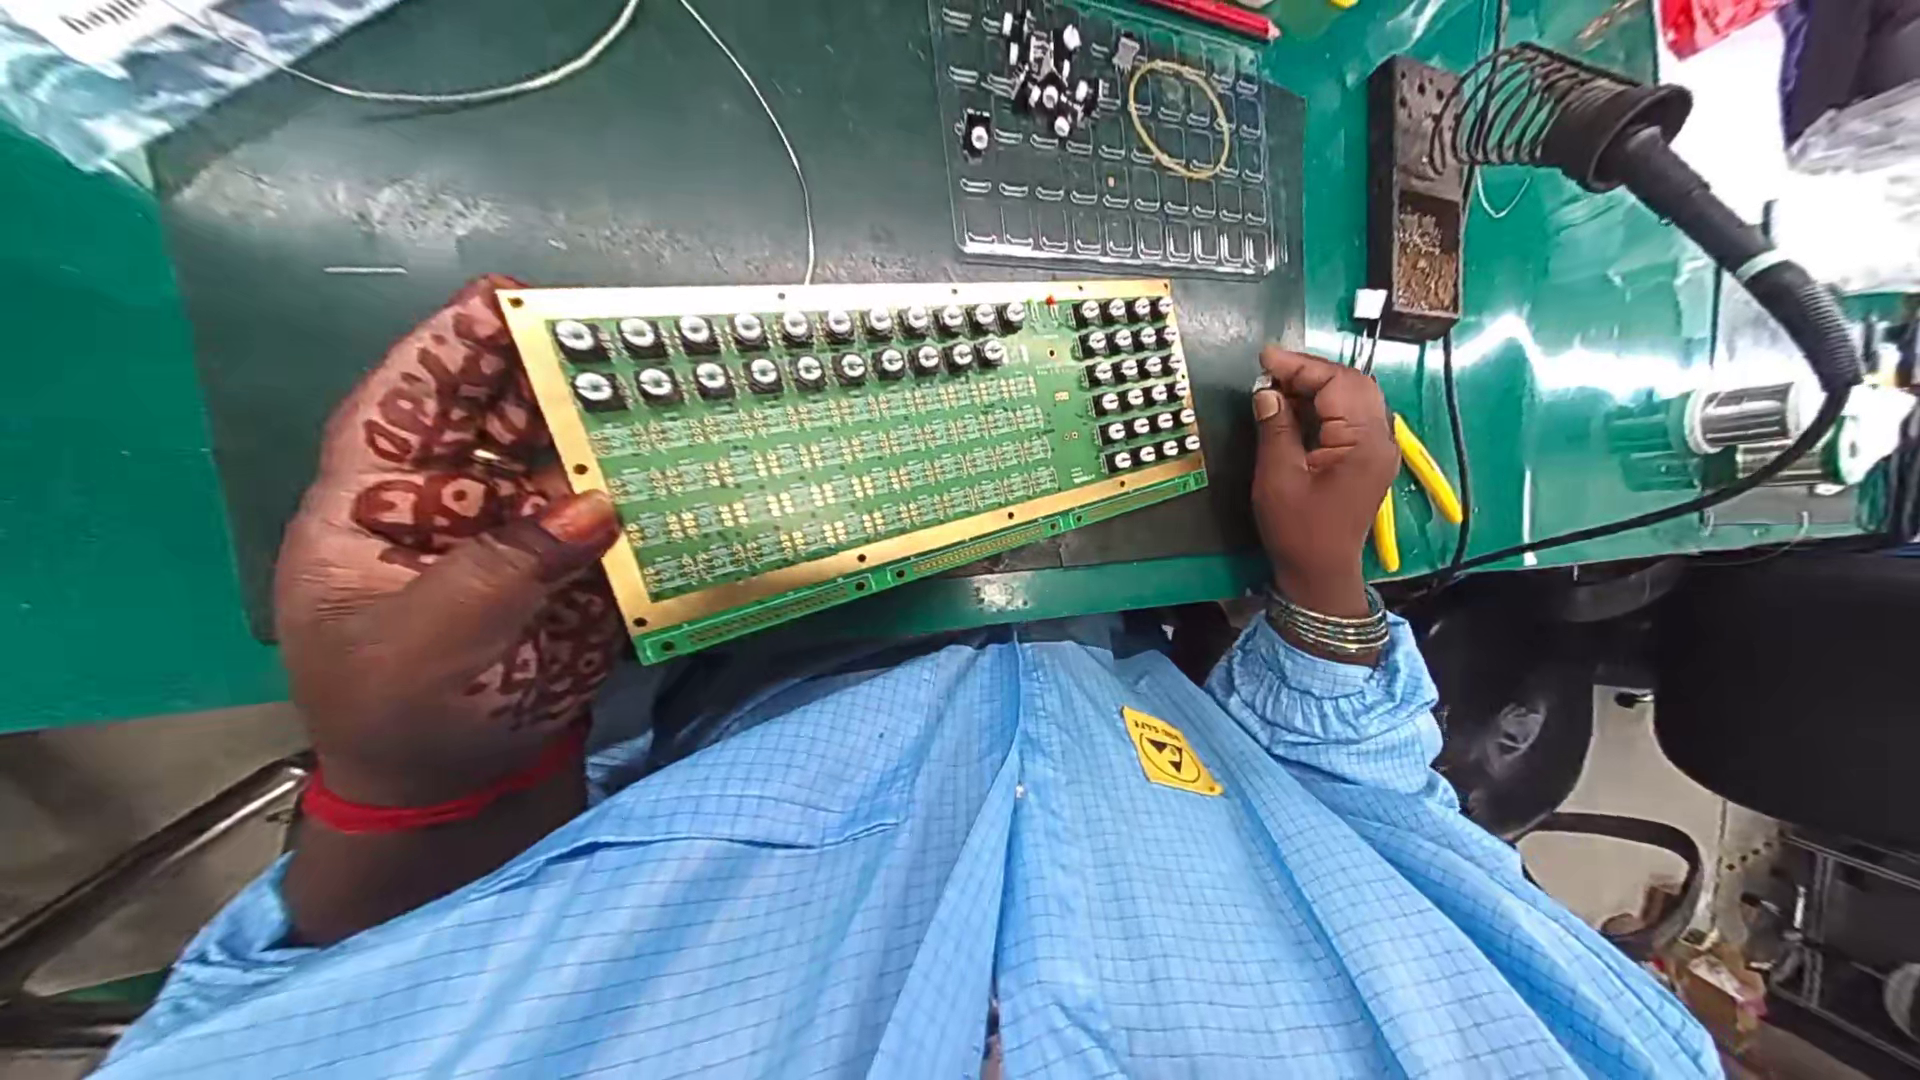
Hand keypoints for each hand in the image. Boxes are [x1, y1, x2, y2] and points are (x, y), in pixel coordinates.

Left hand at [275, 276, 625, 806]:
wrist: (465, 778)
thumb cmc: (406, 713)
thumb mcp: (429, 646)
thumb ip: (504, 570)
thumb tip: (597, 506)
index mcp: (380, 507)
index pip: (405, 408)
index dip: (448, 350)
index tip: (501, 300)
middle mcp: (459, 503)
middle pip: (500, 419)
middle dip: (545, 376)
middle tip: (609, 340)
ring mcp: (526, 531)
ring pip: (566, 460)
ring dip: (607, 430)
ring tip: (659, 393)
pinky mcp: (579, 562)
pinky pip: (614, 513)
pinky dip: (645, 490)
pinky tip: (679, 465)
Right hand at [1250, 346, 1399, 617]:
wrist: (1320, 571)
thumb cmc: (1297, 528)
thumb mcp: (1278, 477)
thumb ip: (1276, 429)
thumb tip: (1267, 393)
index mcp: (1363, 442)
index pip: (1338, 384)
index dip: (1300, 366)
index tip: (1265, 358)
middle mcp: (1380, 438)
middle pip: (1352, 384)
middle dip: (1310, 372)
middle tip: (1269, 370)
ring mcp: (1376, 448)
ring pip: (1352, 398)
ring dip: (1316, 387)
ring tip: (1276, 385)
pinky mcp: (1365, 458)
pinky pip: (1347, 418)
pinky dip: (1321, 406)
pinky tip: (1293, 407)